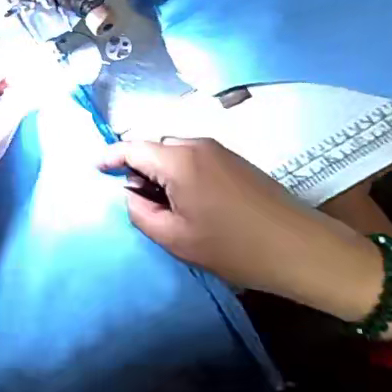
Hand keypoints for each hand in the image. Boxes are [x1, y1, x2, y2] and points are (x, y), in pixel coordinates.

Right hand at [94, 137, 386, 320]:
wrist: (296, 245)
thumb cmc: (232, 247)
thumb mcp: (176, 238)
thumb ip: (142, 212)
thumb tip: (130, 194)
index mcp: (180, 159)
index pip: (134, 147)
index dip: (111, 156)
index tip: (95, 168)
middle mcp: (199, 145)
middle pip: (156, 147)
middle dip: (138, 166)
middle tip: (134, 200)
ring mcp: (221, 150)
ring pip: (176, 152)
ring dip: (161, 171)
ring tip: (162, 206)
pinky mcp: (236, 161)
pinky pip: (196, 158)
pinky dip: (181, 173)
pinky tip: (187, 202)